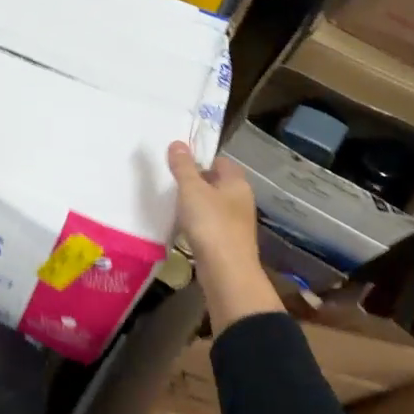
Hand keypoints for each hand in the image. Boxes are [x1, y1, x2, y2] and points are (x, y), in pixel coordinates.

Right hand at [167, 141, 281, 333]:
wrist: (226, 269)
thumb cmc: (211, 223)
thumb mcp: (191, 190)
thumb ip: (183, 166)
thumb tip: (178, 143)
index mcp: (236, 183)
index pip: (221, 162)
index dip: (202, 160)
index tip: (179, 164)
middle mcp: (241, 199)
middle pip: (218, 182)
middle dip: (197, 181)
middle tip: (172, 182)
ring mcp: (236, 221)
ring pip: (214, 203)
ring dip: (196, 202)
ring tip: (174, 204)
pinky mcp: (228, 240)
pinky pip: (211, 222)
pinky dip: (198, 221)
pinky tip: (183, 226)